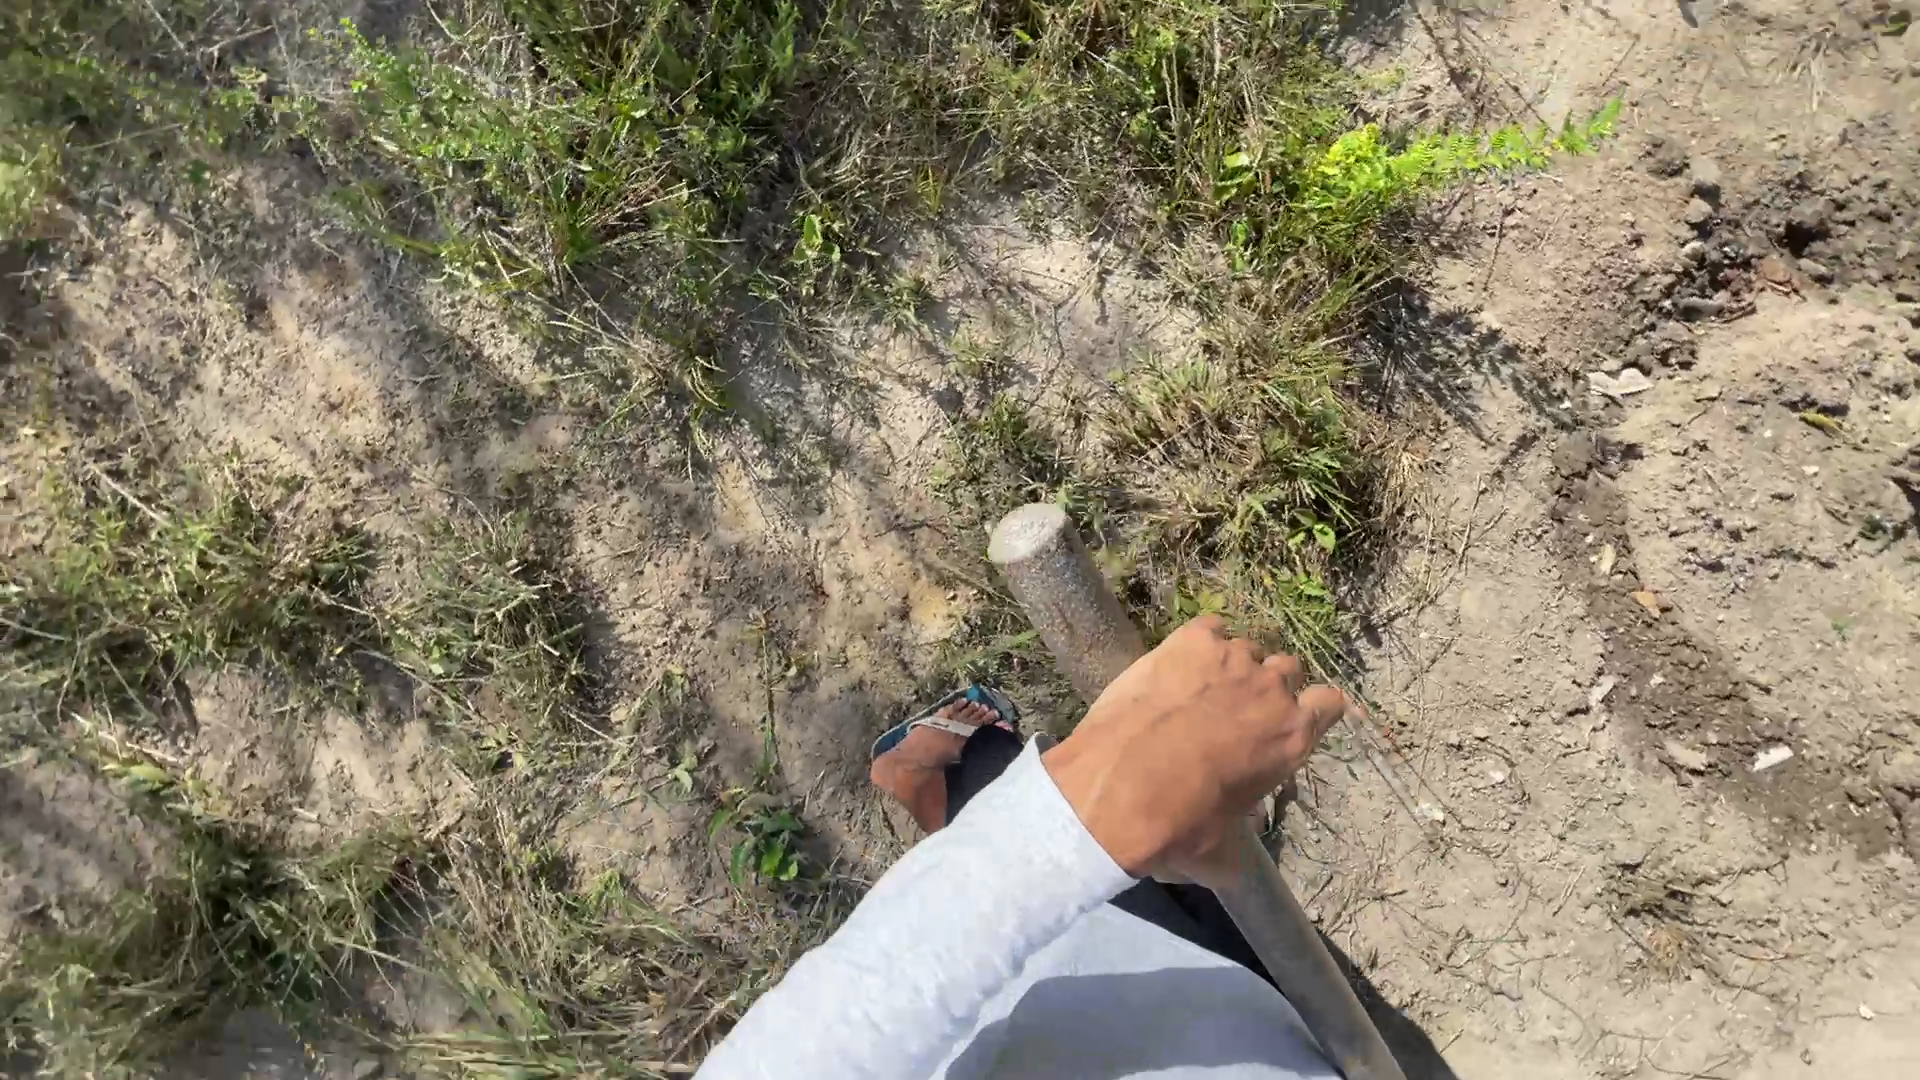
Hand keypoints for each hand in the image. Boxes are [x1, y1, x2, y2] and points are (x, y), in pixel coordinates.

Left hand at [1040, 615, 1349, 886]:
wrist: (1121, 783)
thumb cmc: (1179, 823)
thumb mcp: (1223, 848)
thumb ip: (1244, 829)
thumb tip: (1244, 825)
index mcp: (1293, 735)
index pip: (1329, 703)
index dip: (1312, 707)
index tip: (1294, 715)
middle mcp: (1270, 689)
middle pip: (1286, 668)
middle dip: (1267, 683)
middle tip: (1236, 704)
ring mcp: (1229, 658)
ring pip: (1245, 647)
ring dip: (1230, 663)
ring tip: (1200, 682)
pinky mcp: (1188, 640)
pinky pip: (1209, 627)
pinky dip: (1200, 640)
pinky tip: (1180, 658)